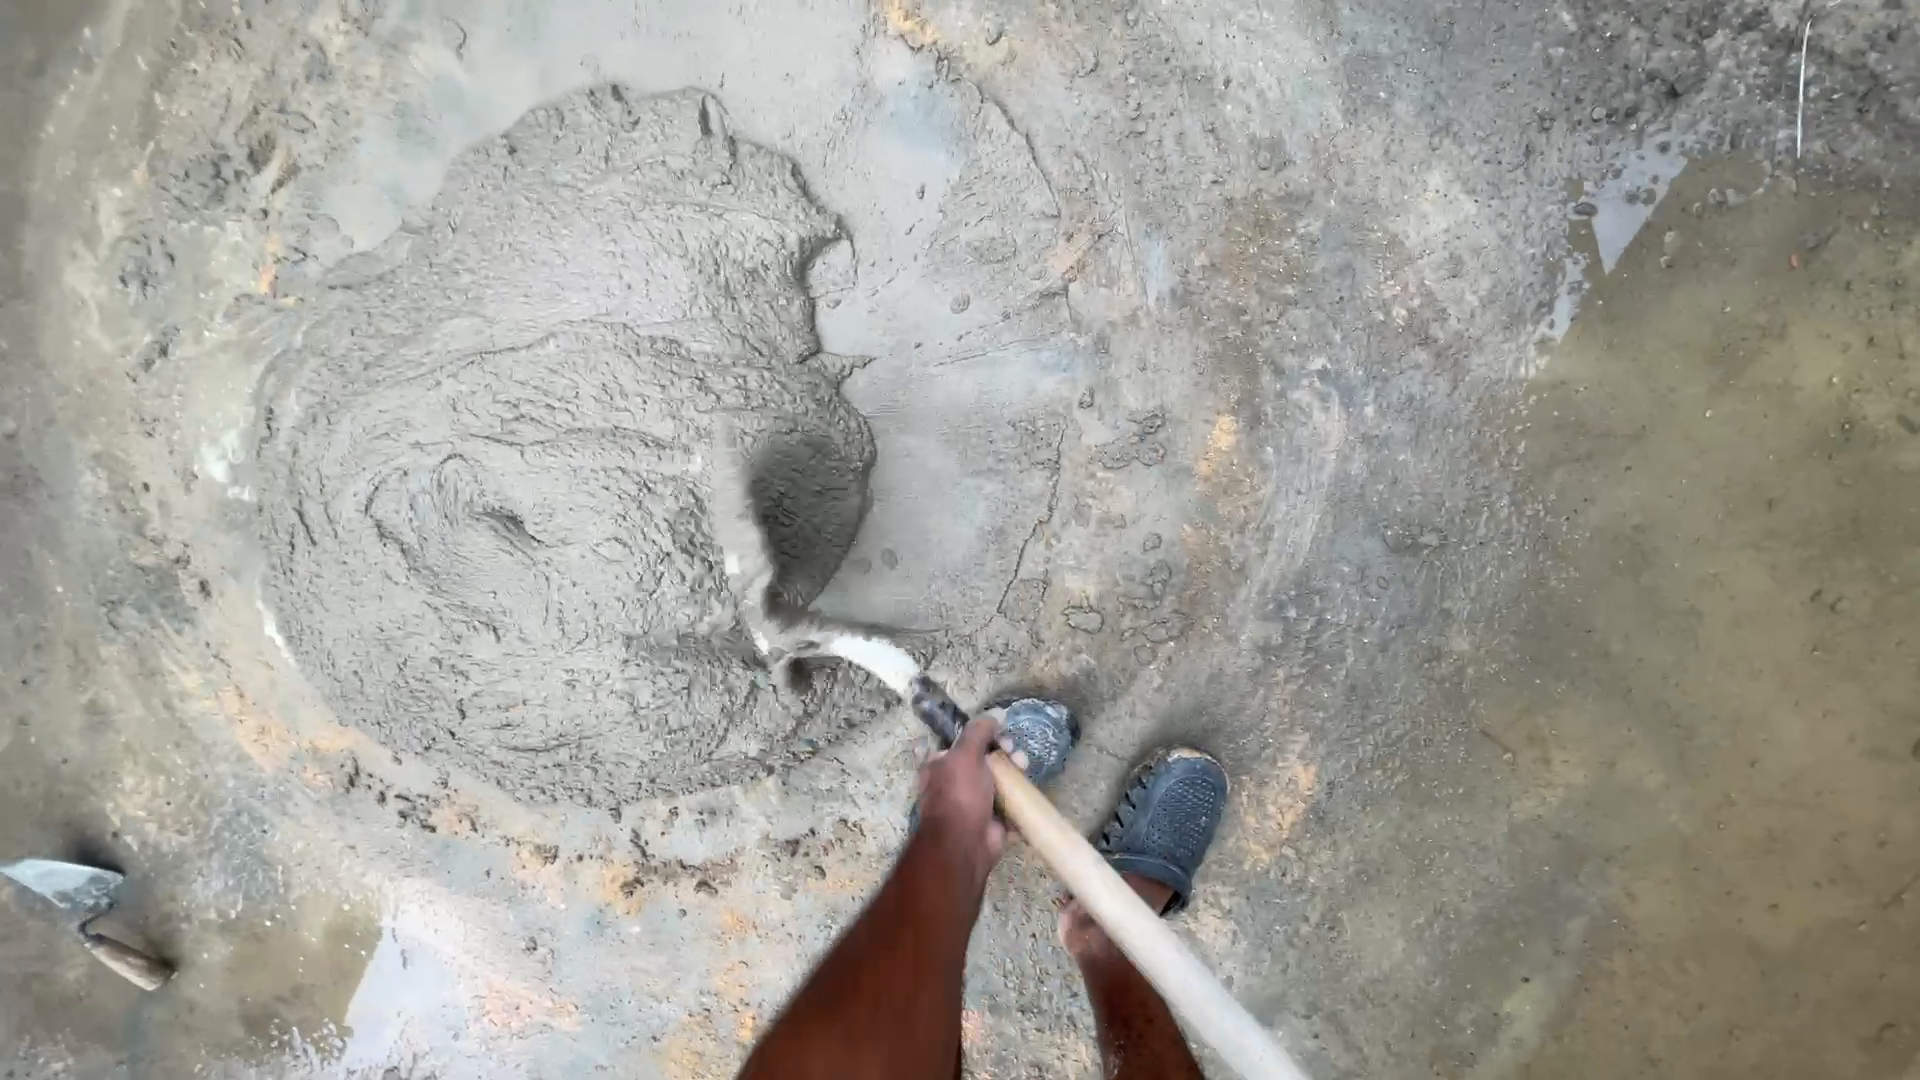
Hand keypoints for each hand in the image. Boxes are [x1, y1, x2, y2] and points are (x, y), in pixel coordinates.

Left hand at [913, 714, 1026, 888]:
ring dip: (1014, 772)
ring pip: (999, 780)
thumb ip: (978, 731)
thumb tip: (994, 716)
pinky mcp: (991, 820)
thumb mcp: (965, 753)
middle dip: (1004, 753)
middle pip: (985, 760)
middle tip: (1016, 755)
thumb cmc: (959, 793)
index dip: (985, 737)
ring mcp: (974, 802)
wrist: (965, 843)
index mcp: (941, 765)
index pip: (965, 743)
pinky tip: (1027, 789)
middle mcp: (954, 783)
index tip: (1000, 736)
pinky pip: (1008, 802)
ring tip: (1024, 769)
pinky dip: (1018, 796)